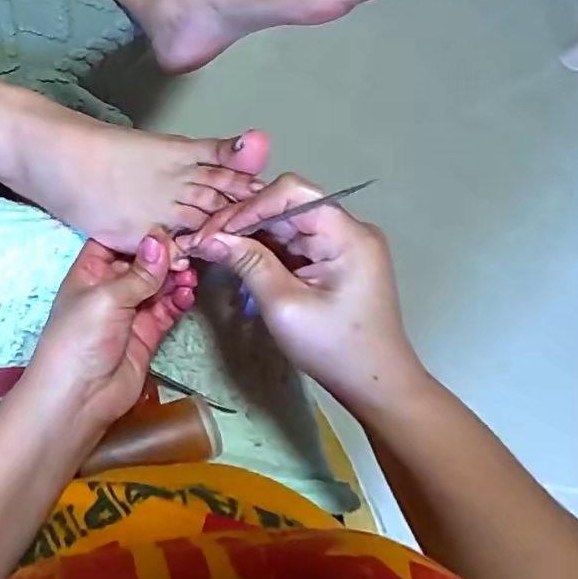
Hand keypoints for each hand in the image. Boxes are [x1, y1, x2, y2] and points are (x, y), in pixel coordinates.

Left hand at [21, 230, 197, 430]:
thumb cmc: (79, 338)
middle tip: (186, 253)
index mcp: (89, 272)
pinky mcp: (146, 334)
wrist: (78, 398)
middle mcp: (109, 289)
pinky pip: (166, 310)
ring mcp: (129, 312)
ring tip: (189, 274)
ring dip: (174, 278)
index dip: (138, 233)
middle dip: (163, 256)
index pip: (114, 241)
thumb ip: (138, 273)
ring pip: (157, 286)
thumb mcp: (106, 298)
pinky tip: (187, 294)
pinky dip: (178, 301)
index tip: (166, 224)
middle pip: (141, 263)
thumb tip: (160, 240)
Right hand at [178, 174, 422, 407]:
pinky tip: (235, 256)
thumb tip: (209, 238)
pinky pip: (291, 242)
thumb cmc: (334, 348)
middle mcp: (347, 229)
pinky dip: (262, 248)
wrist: (374, 385)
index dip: (250, 207)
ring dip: (248, 235)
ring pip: (284, 223)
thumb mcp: (284, 306)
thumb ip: (248, 263)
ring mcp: (340, 244)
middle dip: (243, 221)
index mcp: (347, 234)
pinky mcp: (331, 259)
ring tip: (212, 248)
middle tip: (203, 241)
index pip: (292, 194)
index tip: (215, 231)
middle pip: (286, 206)